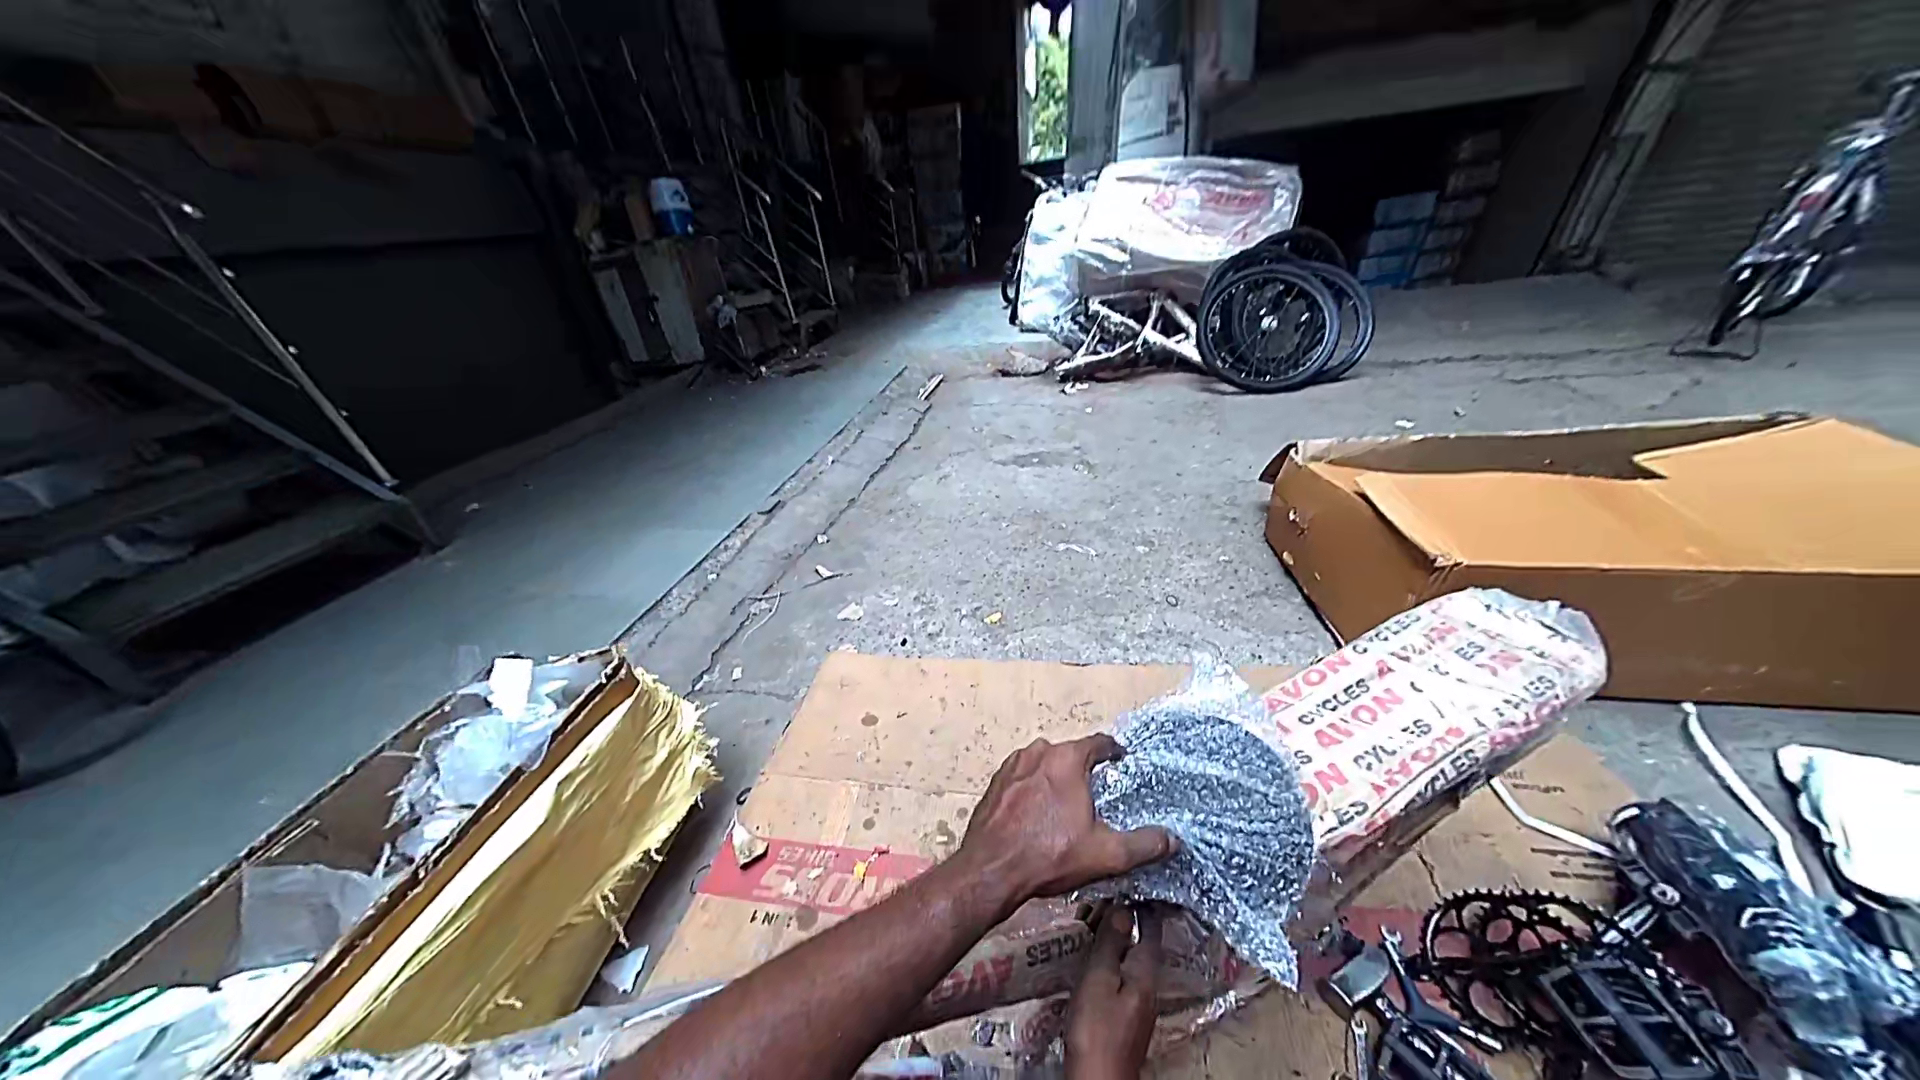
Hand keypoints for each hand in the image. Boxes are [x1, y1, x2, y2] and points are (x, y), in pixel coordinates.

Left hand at [959, 734, 1175, 906]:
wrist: (991, 869)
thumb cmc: (1048, 856)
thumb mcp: (1105, 854)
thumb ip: (1143, 844)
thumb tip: (1172, 839)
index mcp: (1066, 759)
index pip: (1100, 743)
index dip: (1115, 754)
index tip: (1123, 765)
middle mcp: (1038, 752)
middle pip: (1072, 754)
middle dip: (1086, 771)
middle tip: (1098, 796)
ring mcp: (1013, 764)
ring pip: (1045, 764)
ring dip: (1058, 779)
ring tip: (1068, 808)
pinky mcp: (996, 781)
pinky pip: (1024, 777)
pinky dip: (1035, 789)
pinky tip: (1038, 815)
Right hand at [1067, 906, 1160, 1079]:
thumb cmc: (1096, 1028)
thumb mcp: (1099, 979)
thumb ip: (1111, 943)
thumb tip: (1124, 908)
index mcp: (1146, 973)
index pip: (1151, 929)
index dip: (1142, 905)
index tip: (1126, 882)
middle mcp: (1148, 986)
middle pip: (1140, 943)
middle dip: (1123, 920)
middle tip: (1098, 900)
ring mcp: (1138, 1003)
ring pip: (1129, 959)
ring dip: (1113, 939)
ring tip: (1090, 921)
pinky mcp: (1125, 1016)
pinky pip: (1121, 974)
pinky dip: (1109, 958)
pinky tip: (1091, 956)